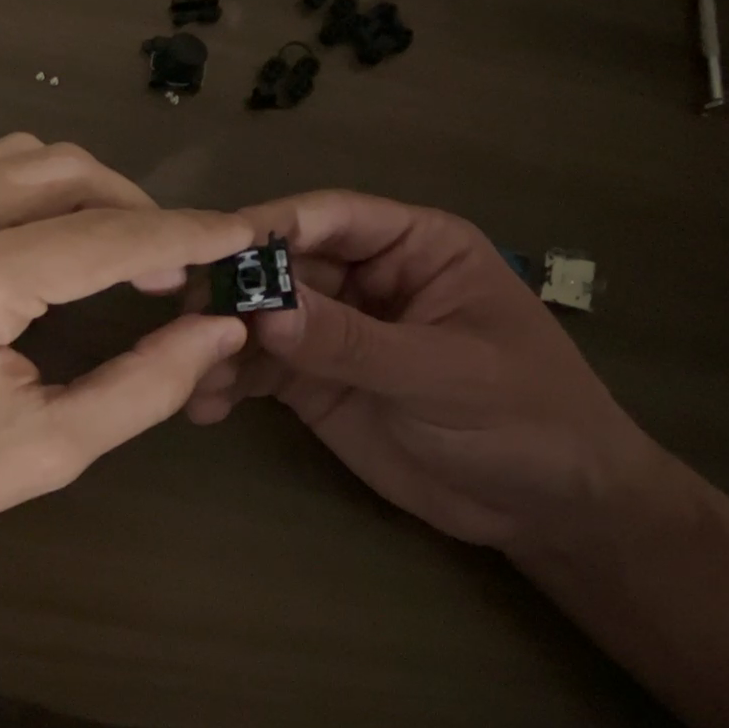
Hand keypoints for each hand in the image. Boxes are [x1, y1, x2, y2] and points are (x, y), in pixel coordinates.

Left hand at [0, 134, 253, 559]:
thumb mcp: (51, 448)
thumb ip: (146, 384)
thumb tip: (220, 329)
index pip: (103, 237)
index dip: (185, 234)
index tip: (243, 234)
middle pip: (65, 174)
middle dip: (137, 208)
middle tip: (175, 266)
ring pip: (20, 158)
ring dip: (84, 189)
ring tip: (118, 247)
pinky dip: (26, 186)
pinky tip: (45, 232)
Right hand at [186, 190, 661, 551]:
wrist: (544, 509)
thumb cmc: (527, 420)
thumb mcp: (444, 375)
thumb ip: (353, 342)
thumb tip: (264, 311)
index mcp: (412, 249)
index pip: (328, 218)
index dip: (267, 228)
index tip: (209, 253)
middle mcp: (361, 280)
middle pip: (277, 267)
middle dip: (230, 293)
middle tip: (184, 324)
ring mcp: (330, 333)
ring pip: (256, 319)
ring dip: (217, 343)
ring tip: (188, 376)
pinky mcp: (308, 381)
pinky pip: (254, 370)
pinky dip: (224, 383)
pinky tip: (203, 407)